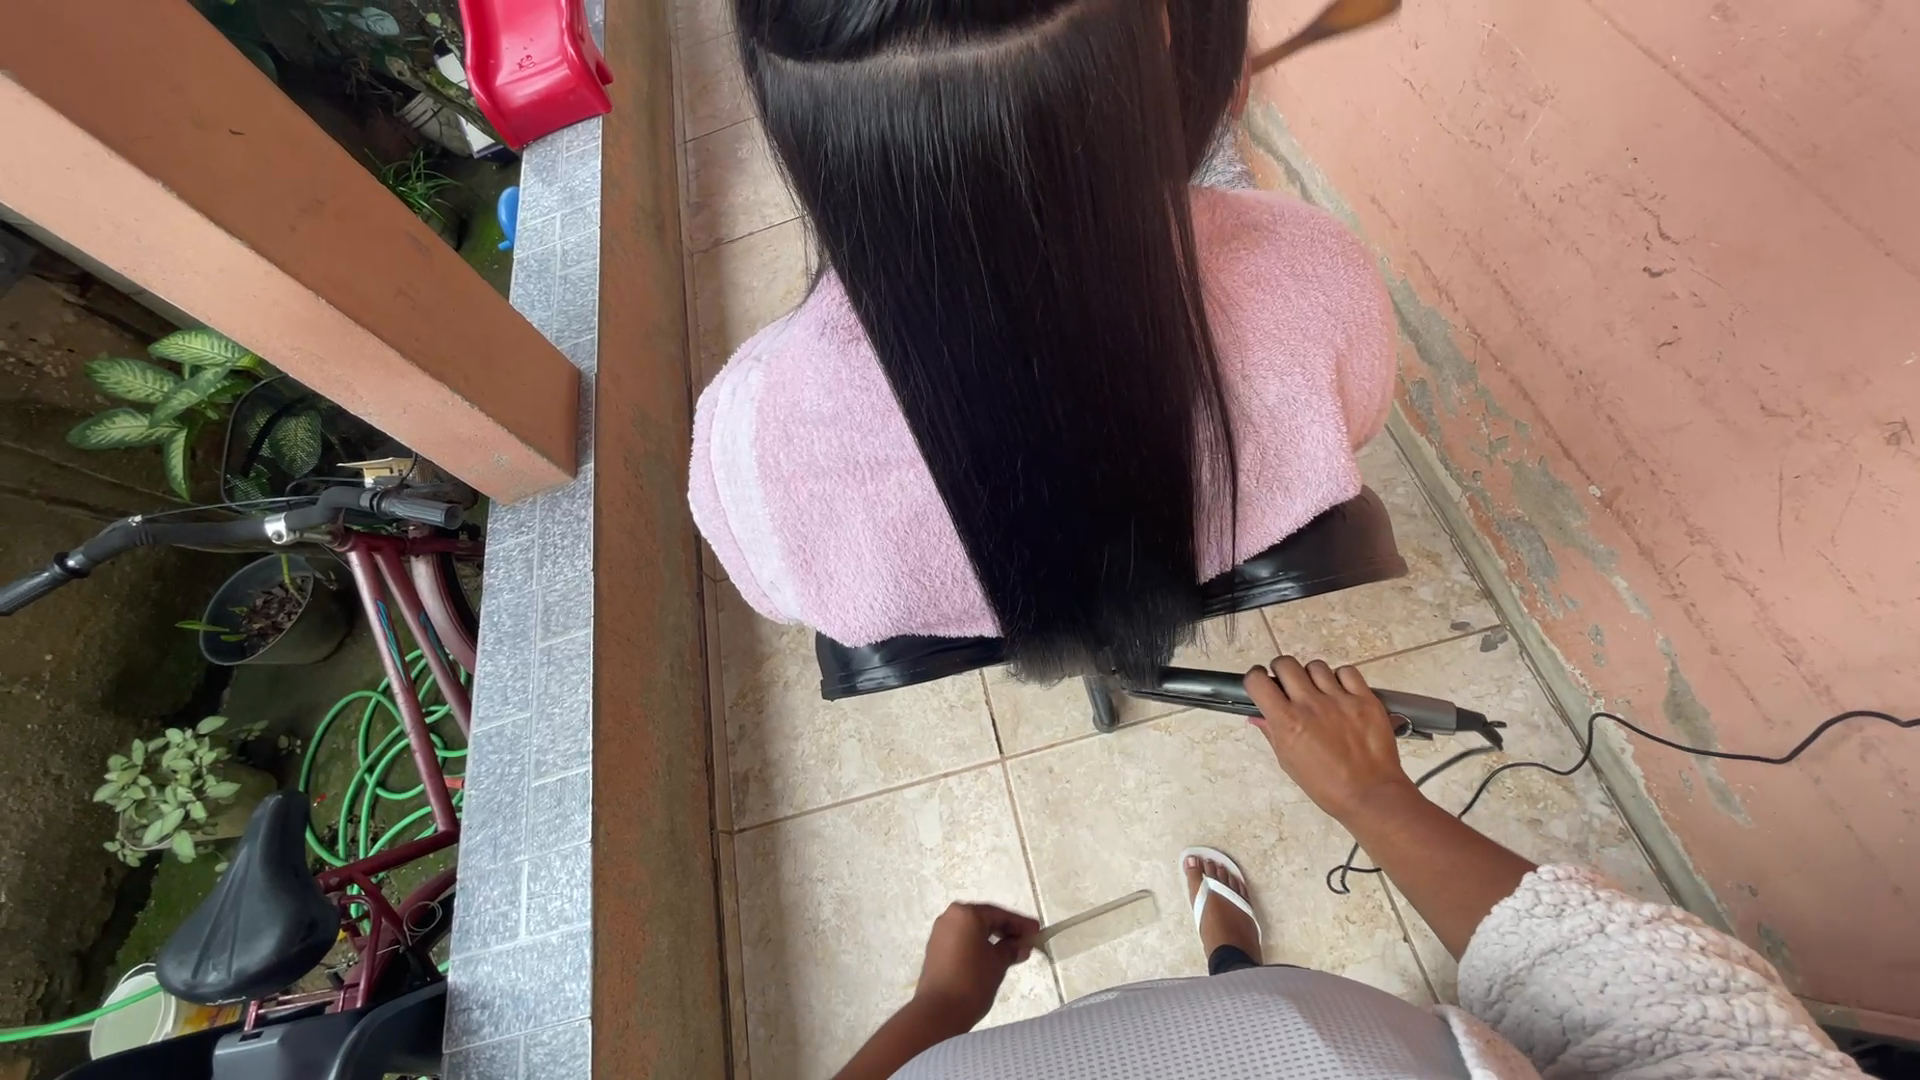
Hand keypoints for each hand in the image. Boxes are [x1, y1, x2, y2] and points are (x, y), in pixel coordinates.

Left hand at [913, 903, 1038, 1028]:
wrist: (938, 1012)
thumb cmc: (972, 982)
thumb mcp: (998, 963)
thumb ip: (1012, 949)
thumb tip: (1023, 945)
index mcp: (966, 913)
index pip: (999, 914)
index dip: (1020, 923)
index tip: (1037, 930)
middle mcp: (951, 916)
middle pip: (984, 919)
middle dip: (1007, 930)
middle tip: (1027, 940)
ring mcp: (940, 932)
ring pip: (973, 930)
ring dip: (993, 939)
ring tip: (1013, 951)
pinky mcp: (935, 948)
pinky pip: (962, 940)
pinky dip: (978, 946)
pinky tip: (991, 958)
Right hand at [1244, 656, 1421, 822]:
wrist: (1371, 795)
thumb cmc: (1326, 784)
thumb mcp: (1288, 761)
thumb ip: (1272, 732)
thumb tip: (1256, 716)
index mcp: (1287, 721)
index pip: (1258, 680)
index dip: (1256, 679)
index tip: (1262, 683)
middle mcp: (1310, 705)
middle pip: (1285, 664)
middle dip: (1281, 671)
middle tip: (1288, 684)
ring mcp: (1340, 700)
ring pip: (1316, 666)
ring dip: (1312, 676)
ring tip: (1318, 691)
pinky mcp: (1365, 700)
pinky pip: (1347, 672)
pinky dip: (1341, 678)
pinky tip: (1341, 692)